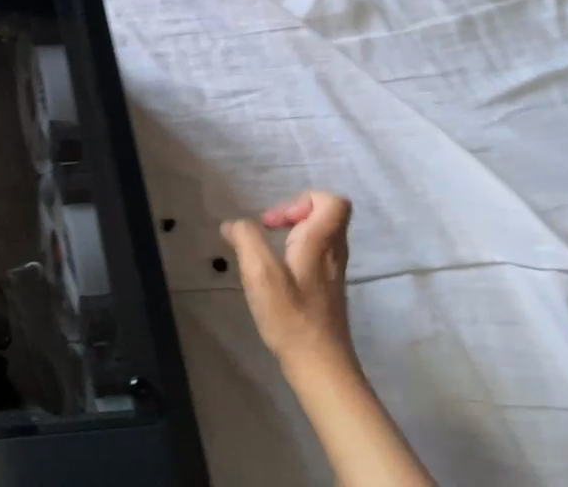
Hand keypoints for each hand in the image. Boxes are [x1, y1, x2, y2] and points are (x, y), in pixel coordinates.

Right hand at [220, 192, 354, 369]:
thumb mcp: (260, 273)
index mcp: (322, 243)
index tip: (275, 220)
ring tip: (265, 250)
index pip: (332, 201)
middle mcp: (333, 254)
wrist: (321, 367)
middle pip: (325, 215)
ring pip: (320, 236)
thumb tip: (234, 225)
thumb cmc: (291, 317)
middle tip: (266, 229)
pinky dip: (293, 253)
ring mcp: (332, 273)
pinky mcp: (326, 290)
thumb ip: (246, 239)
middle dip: (292, 213)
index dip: (302, 199)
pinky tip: (272, 275)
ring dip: (292, 233)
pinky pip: (314, 255)